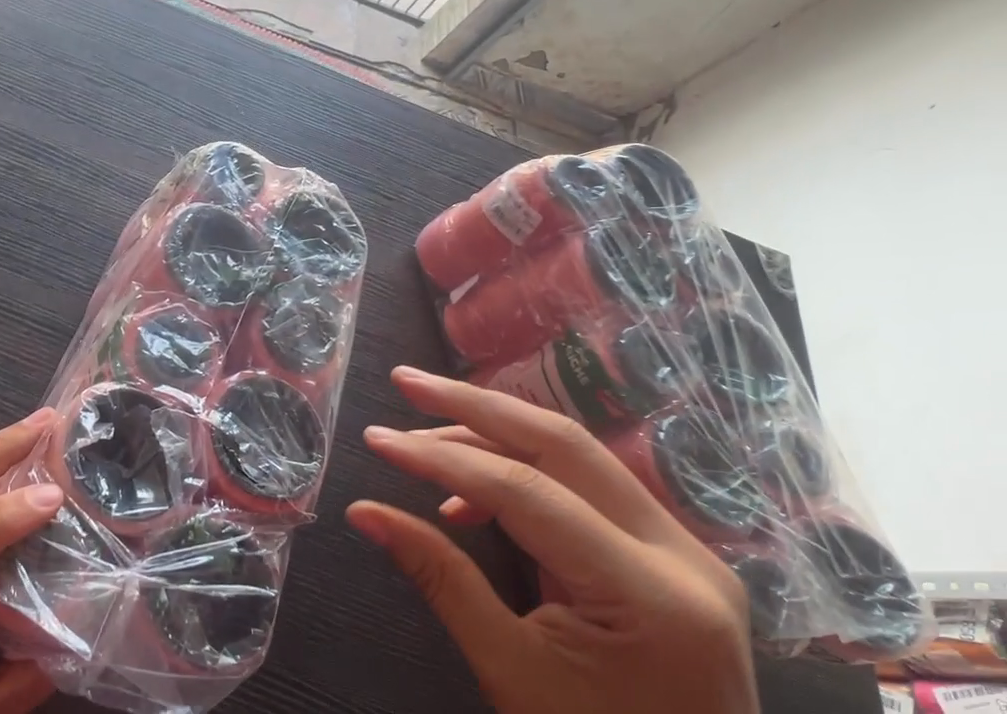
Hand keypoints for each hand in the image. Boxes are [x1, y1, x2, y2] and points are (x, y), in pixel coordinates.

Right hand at [349, 366, 756, 713]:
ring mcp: (689, 554)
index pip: (527, 492)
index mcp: (649, 593)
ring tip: (423, 443)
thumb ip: (440, 578)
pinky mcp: (676, 559)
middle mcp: (684, 556)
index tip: (376, 439)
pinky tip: (472, 501)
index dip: (441, 458)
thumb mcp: (510, 669)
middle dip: (475, 407)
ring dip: (496, 437)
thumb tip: (363, 511)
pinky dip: (525, 478)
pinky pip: (591, 493)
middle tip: (405, 382)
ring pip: (580, 460)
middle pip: (565, 446)